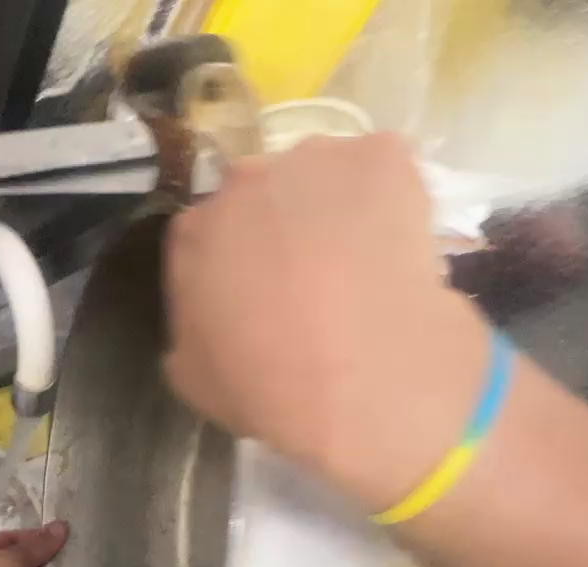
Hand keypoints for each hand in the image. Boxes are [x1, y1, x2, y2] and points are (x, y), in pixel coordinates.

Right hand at [163, 133, 494, 509]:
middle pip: (262, 195)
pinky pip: (383, 171)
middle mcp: (244, 181)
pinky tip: (396, 247)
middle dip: (280, 228)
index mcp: (192, 235)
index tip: (256, 292)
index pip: (206, 234)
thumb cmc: (263, 387)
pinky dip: (391, 200)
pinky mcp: (380, 156)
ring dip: (334, 209)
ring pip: (323, 178)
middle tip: (308, 279)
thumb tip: (208, 316)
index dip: (234, 261)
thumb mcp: (191, 376)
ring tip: (360, 266)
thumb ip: (191, 327)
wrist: (353, 383)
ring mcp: (313, 160)